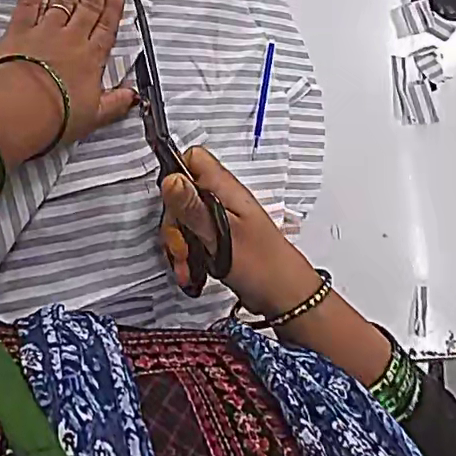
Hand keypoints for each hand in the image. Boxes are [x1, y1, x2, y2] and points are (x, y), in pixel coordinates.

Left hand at [0, 0, 136, 164]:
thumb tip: (133, 98)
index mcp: (91, 59)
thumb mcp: (94, 116)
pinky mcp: (19, 30)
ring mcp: (45, 31)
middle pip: (89, 6)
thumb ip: (115, 104)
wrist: (20, 110)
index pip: (107, 27)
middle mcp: (71, 39)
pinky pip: (30, 0)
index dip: (114, 7)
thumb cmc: (56, 116)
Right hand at [161, 147, 393, 386]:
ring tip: (187, 264)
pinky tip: (191, 270)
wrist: (285, 296)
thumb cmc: (263, 266)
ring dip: (180, 243)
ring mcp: (221, 217)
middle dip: (175, 223)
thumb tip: (171, 179)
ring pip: (185, 218)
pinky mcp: (220, 236)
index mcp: (225, 189)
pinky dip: (188, 253)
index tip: (170, 202)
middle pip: (181, 194)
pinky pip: (193, 236)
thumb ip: (192, 207)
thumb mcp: (220, 236)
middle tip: (182, 244)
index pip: (192, 159)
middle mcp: (223, 198)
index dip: (175, 175)